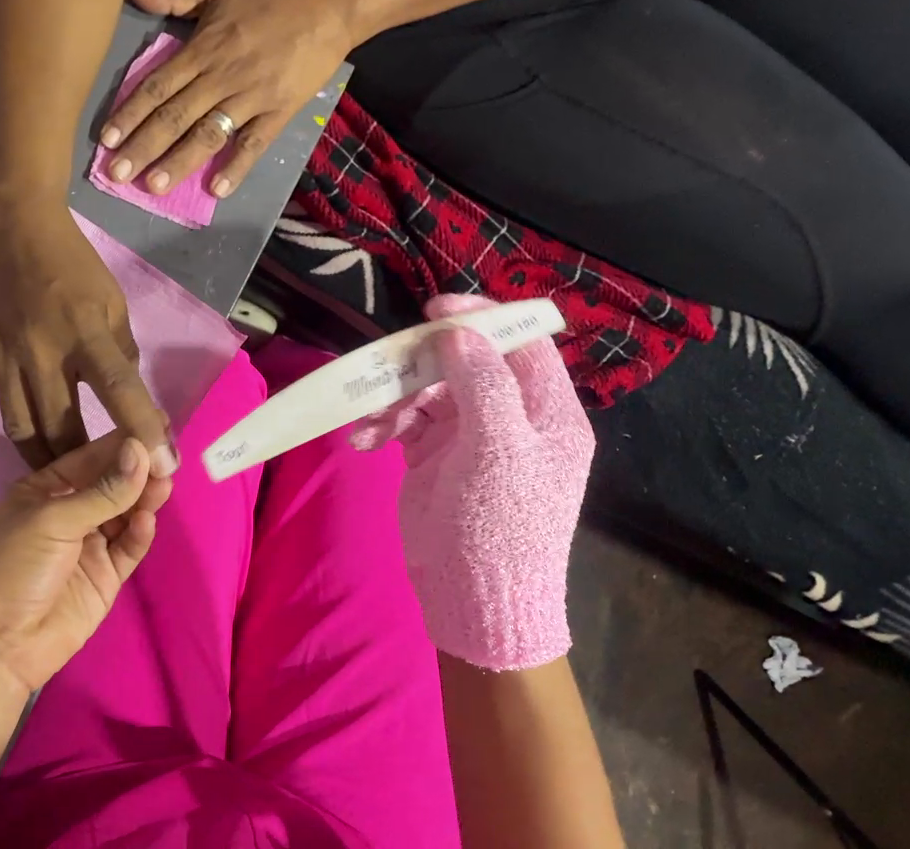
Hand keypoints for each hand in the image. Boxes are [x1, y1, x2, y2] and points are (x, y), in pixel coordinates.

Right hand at [0, 200, 176, 470]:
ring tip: (57, 486)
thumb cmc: (74, 263)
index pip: (119, 388)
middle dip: (85, 465)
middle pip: (61, 424)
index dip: (143, 429)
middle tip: (102, 490)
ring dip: (38, 460)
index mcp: (85, 333)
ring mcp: (3, 352)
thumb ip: (120, 353)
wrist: (18, 223)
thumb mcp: (112, 301)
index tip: (163, 465)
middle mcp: (43, 350)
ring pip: (18, 423)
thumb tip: (128, 400)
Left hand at [0, 434, 171, 690]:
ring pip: (125, 513)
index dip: (120, 443)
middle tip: (170, 454)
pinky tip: (148, 520)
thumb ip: (101, 490)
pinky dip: (139, 533)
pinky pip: (128, 547)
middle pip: (112, 483)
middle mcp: (68, 511)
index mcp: (44, 488)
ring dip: (144, 497)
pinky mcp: (105, 576)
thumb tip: (140, 449)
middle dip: (138, 468)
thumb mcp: (51, 520)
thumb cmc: (12, 566)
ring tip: (165, 482)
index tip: (154, 425)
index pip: (89, 457)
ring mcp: (88, 545)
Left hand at [100, 0, 354, 197]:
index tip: (106, 139)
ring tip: (154, 187)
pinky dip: (237, 167)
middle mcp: (220, 77)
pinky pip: (254, 143)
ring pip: (207, 134)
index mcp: (202, 50)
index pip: (157, 86)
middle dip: (143, 147)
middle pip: (174, 116)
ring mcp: (250, 97)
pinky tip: (217, 190)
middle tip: (116, 175)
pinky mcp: (279, 112)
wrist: (331, 3)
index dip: (130, 113)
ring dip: (179, 162)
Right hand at [355, 294, 594, 670]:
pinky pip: (405, 419)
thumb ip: (484, 386)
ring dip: (393, 396)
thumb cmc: (501, 526)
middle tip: (386, 368)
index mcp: (547, 412)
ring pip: (428, 388)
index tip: (434, 310)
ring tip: (368, 420)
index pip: (521, 344)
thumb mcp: (499, 452)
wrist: (474, 599)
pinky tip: (363, 440)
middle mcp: (510, 416)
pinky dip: (382, 423)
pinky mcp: (434, 454)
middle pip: (464, 362)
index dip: (483, 319)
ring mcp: (470, 435)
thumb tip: (458, 332)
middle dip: (422, 363)